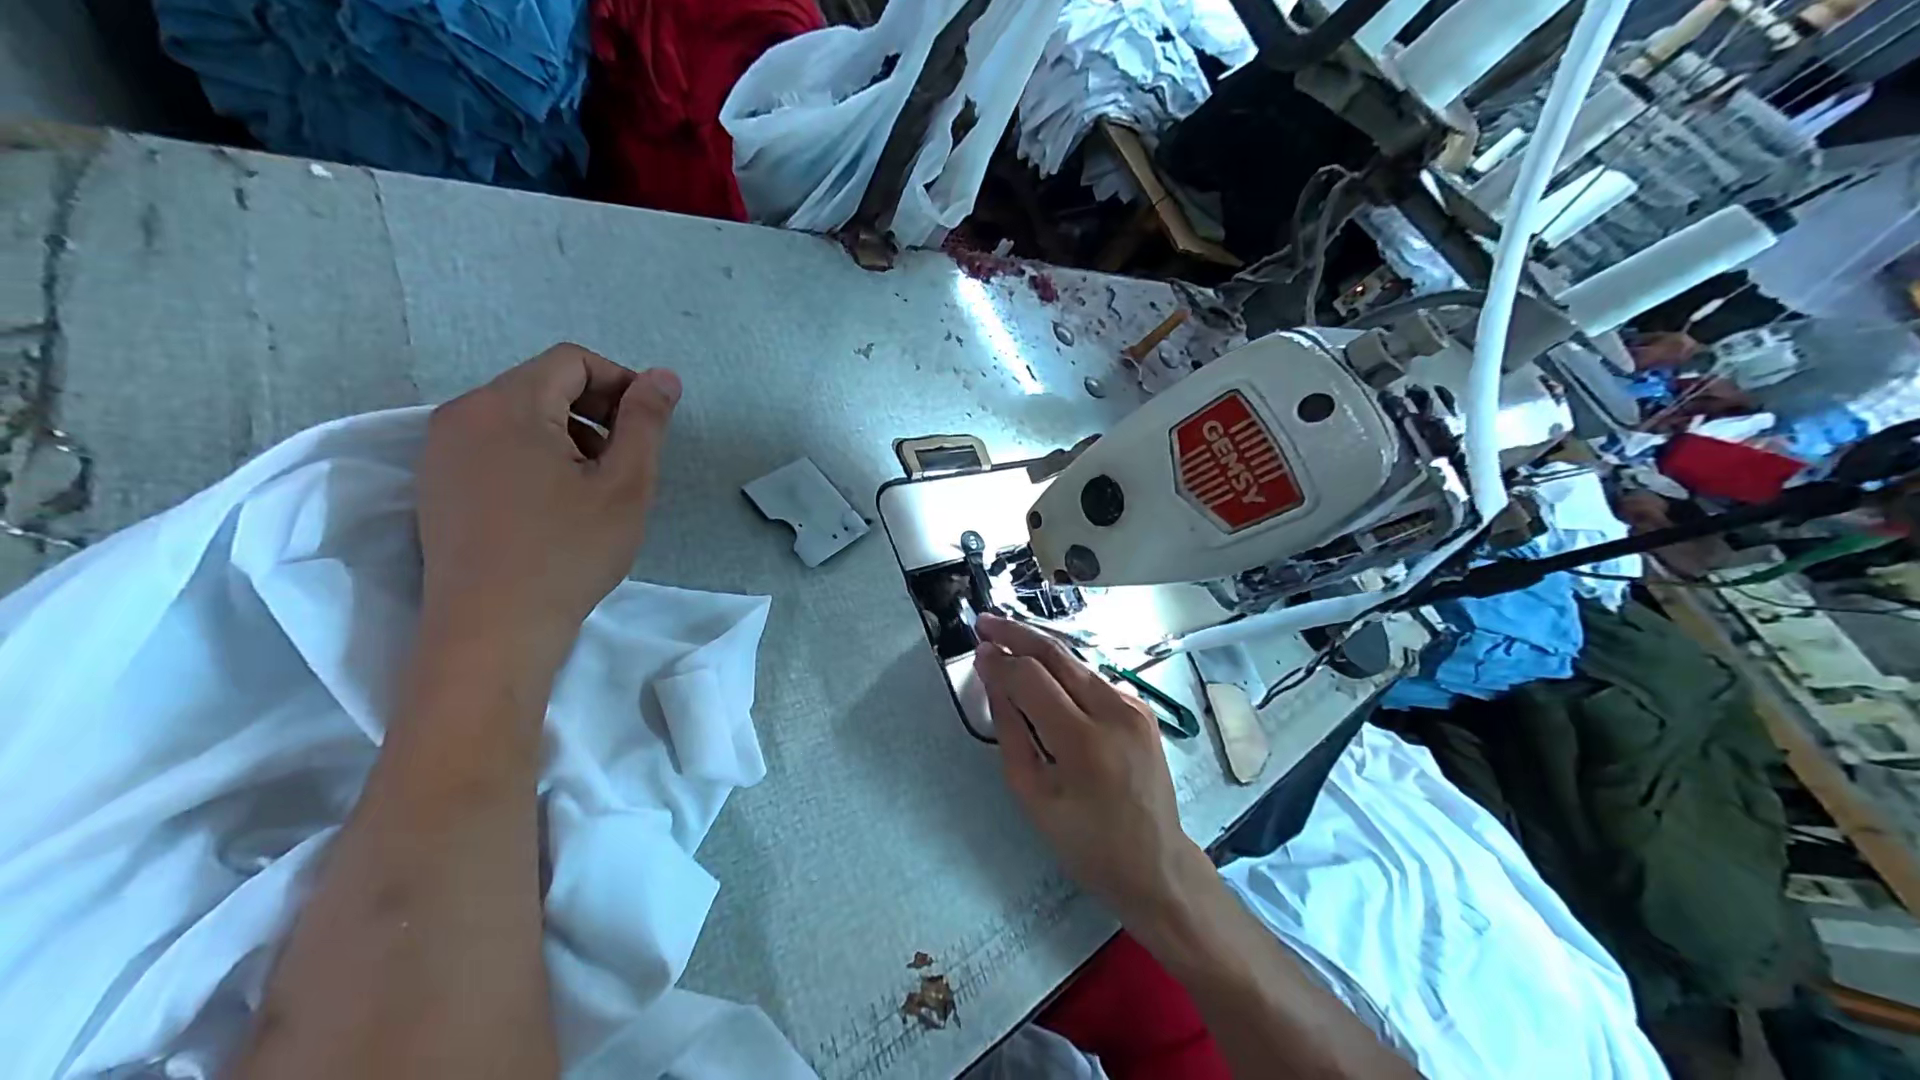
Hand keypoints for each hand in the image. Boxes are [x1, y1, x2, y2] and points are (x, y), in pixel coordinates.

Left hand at [414, 343, 680, 676]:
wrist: (492, 630)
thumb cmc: (568, 552)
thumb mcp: (625, 485)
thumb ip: (646, 422)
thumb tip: (663, 377)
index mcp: (508, 405)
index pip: (572, 361)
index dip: (621, 383)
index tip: (648, 426)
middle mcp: (463, 414)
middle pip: (543, 384)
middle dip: (595, 411)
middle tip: (627, 460)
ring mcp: (441, 450)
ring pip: (520, 416)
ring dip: (568, 435)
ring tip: (594, 487)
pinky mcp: (437, 483)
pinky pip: (495, 445)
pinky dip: (535, 456)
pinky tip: (556, 504)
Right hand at [972, 614, 1206, 920]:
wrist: (1154, 864)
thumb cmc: (1084, 842)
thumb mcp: (1031, 793)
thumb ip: (1009, 730)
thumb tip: (993, 679)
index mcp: (1084, 742)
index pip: (1031, 678)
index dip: (1000, 660)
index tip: (978, 650)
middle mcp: (1115, 712)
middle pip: (1058, 655)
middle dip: (1017, 633)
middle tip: (985, 621)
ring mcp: (1133, 707)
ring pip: (1077, 662)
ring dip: (1040, 647)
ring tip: (1007, 639)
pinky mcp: (1141, 708)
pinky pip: (1093, 679)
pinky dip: (1064, 671)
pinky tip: (1044, 672)